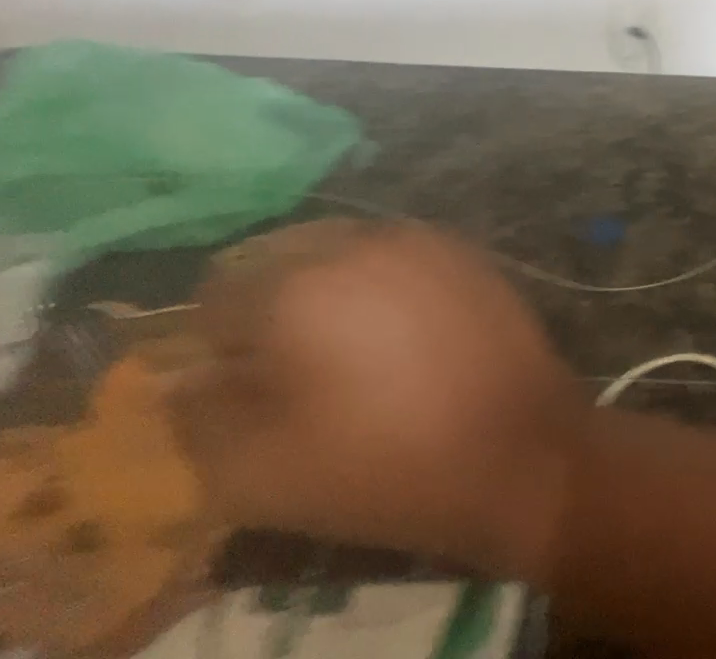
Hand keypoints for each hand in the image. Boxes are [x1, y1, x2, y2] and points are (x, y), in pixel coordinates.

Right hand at [167, 219, 585, 578]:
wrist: (524, 453)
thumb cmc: (387, 466)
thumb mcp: (254, 472)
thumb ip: (198, 414)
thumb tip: (191, 374)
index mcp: (297, 283)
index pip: (217, 294)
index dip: (223, 346)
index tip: (253, 389)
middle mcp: (364, 242)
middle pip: (282, 257)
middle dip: (274, 304)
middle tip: (299, 367)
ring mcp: (430, 242)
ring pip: (347, 250)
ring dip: (333, 288)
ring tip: (356, 351)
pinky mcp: (475, 258)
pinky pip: (403, 258)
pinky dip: (387, 284)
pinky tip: (408, 334)